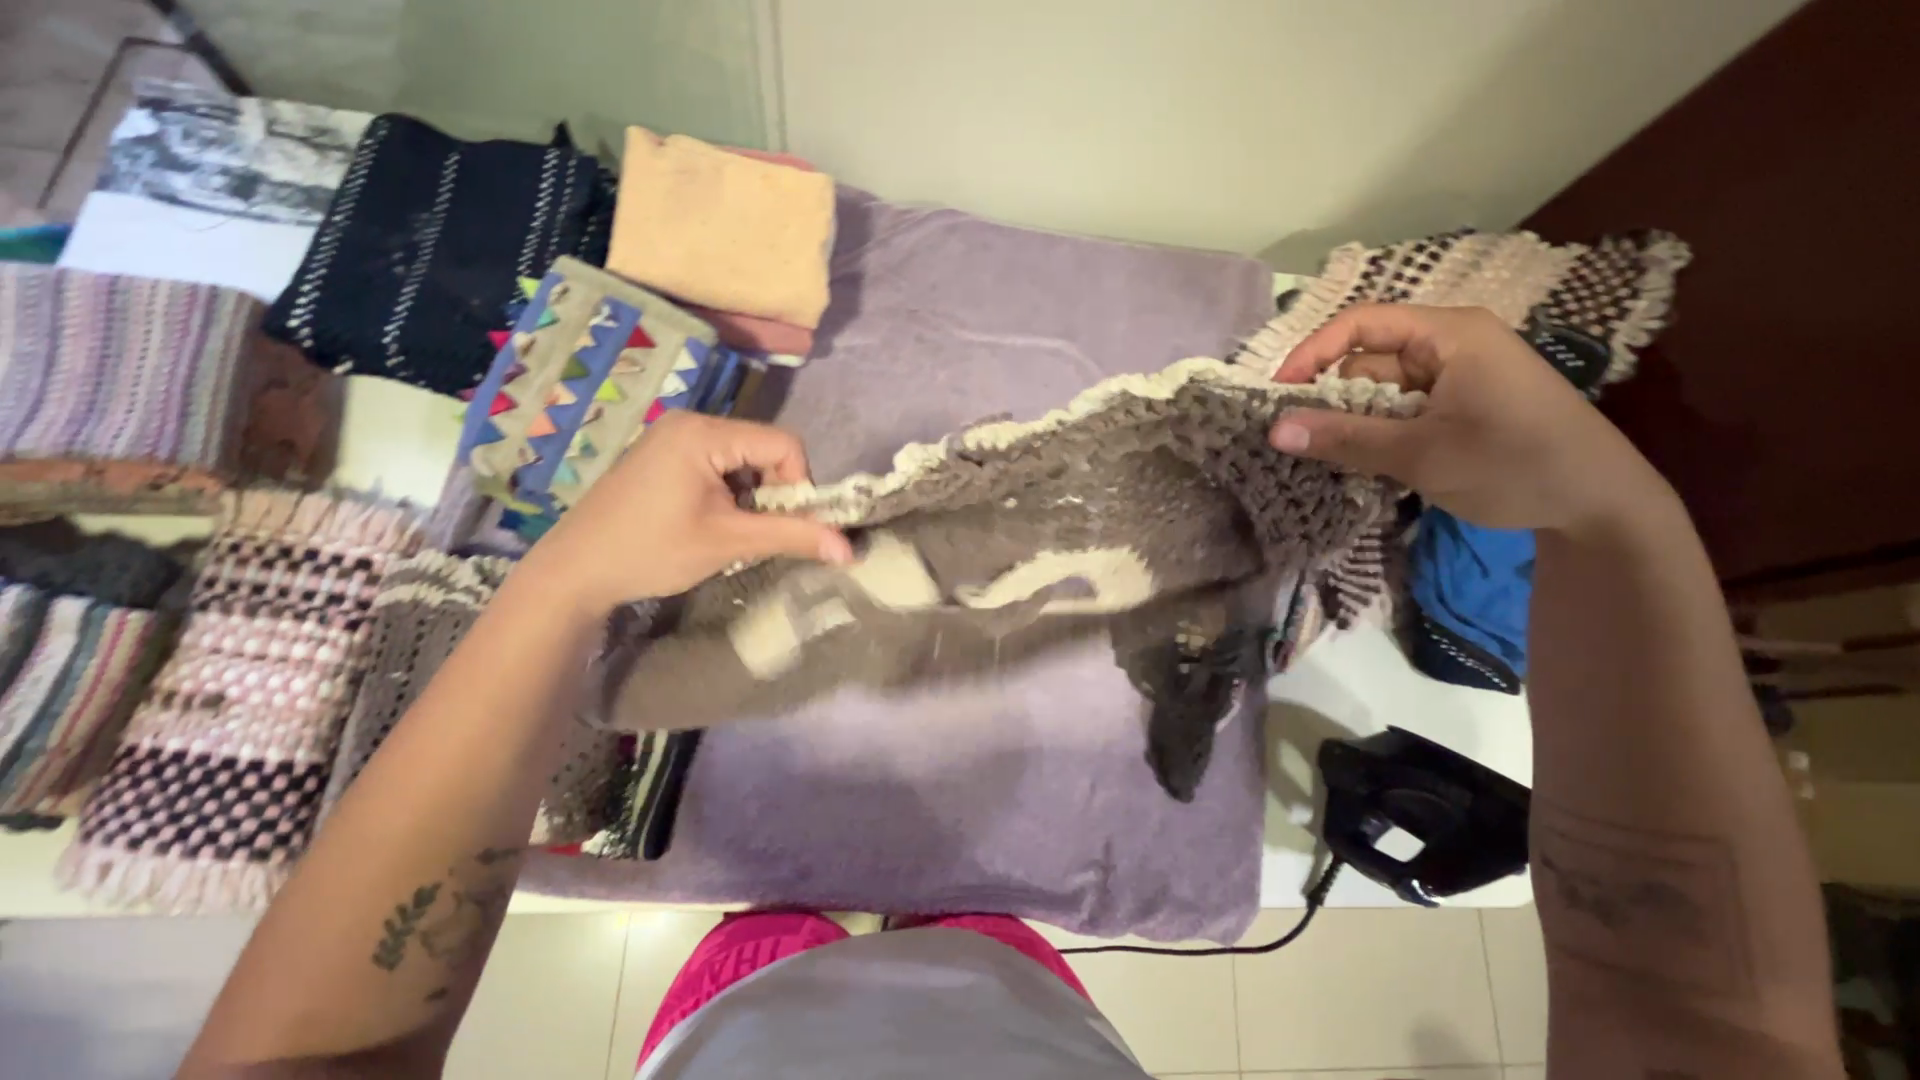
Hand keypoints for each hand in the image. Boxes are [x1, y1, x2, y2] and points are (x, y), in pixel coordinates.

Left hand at [516, 411, 852, 612]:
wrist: (575, 570)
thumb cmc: (652, 551)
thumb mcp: (729, 543)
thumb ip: (792, 537)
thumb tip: (851, 550)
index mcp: (704, 433)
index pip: (783, 444)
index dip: (798, 484)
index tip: (785, 524)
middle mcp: (690, 422)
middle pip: (764, 448)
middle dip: (773, 491)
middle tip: (756, 531)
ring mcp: (672, 436)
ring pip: (743, 458)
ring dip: (751, 495)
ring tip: (730, 531)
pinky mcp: (663, 454)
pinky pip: (717, 463)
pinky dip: (729, 492)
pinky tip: (710, 522)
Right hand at [1267, 304, 1674, 535]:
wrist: (1601, 503)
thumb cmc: (1512, 464)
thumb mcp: (1419, 454)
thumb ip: (1343, 439)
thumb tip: (1272, 430)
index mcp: (1449, 333)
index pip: (1360, 323)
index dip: (1312, 353)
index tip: (1278, 395)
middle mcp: (1453, 343)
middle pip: (1369, 357)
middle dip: (1332, 394)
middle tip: (1299, 436)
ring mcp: (1462, 374)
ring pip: (1385, 387)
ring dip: (1357, 418)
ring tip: (1329, 455)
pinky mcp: (1467, 403)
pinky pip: (1406, 407)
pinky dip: (1382, 430)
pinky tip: (1368, 459)